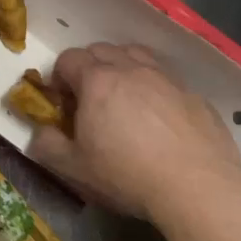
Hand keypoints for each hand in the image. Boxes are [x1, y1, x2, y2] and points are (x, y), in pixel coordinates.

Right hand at [27, 42, 240, 221]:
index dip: (59, 77)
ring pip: (137, 55)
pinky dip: (155, 88)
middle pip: (102, 49)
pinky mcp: (196, 97)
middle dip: (88, 66)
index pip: (68, 58)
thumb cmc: (127, 175)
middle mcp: (132, 70)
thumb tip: (41, 131)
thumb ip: (46, 144)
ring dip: (123, 67)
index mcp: (97, 81)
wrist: (198, 190)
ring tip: (124, 97)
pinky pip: (167, 79)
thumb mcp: (72, 168)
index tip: (63, 102)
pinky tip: (159, 118)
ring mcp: (167, 80)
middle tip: (89, 98)